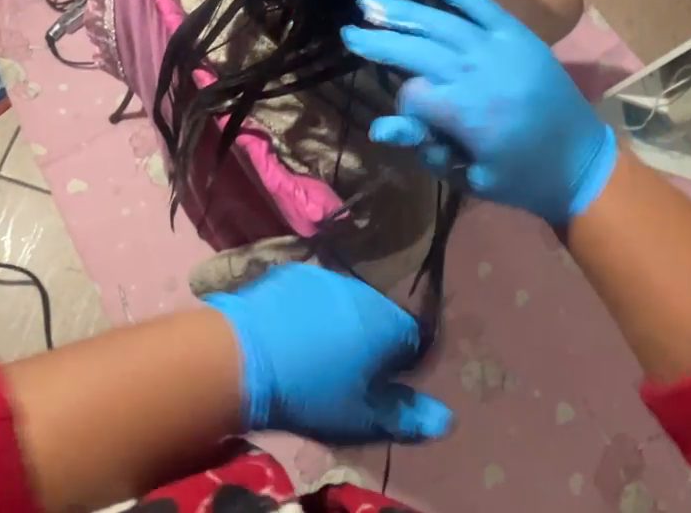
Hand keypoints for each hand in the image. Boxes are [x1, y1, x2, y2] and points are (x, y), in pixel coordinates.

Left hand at [203, 264, 451, 444]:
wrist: (242, 355)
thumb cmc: (310, 391)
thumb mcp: (361, 417)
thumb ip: (406, 416)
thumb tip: (448, 419)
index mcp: (387, 322)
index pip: (412, 339)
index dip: (400, 365)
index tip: (379, 385)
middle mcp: (362, 290)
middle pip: (378, 315)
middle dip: (370, 340)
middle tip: (346, 372)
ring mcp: (324, 275)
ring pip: (344, 301)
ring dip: (339, 321)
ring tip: (316, 351)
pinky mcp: (290, 271)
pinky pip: (312, 292)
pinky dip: (308, 308)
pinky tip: (290, 331)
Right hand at [340, 0, 616, 226]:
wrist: (583, 162)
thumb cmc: (521, 178)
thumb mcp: (469, 176)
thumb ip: (424, 148)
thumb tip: (379, 128)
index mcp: (468, 112)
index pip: (413, 94)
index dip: (405, 109)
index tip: (416, 125)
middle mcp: (479, 72)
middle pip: (417, 49)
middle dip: (380, 42)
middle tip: (348, 33)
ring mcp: (499, 48)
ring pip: (440, 22)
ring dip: (402, 11)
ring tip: (368, 2)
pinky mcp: (518, 35)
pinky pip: (481, 5)